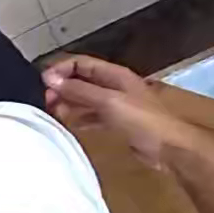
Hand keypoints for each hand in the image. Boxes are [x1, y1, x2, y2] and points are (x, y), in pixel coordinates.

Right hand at [41, 55, 212, 169]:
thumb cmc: (142, 121)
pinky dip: (78, 118)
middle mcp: (113, 86)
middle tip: (45, 100)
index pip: (81, 63)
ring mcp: (115, 105)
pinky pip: (91, 116)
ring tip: (52, 112)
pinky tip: (68, 124)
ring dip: (67, 103)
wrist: (170, 149)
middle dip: (61, 87)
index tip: (43, 82)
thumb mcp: (108, 101)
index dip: (61, 69)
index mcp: (114, 75)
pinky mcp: (116, 123)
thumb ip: (79, 90)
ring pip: (84, 98)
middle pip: (81, 80)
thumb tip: (50, 79)